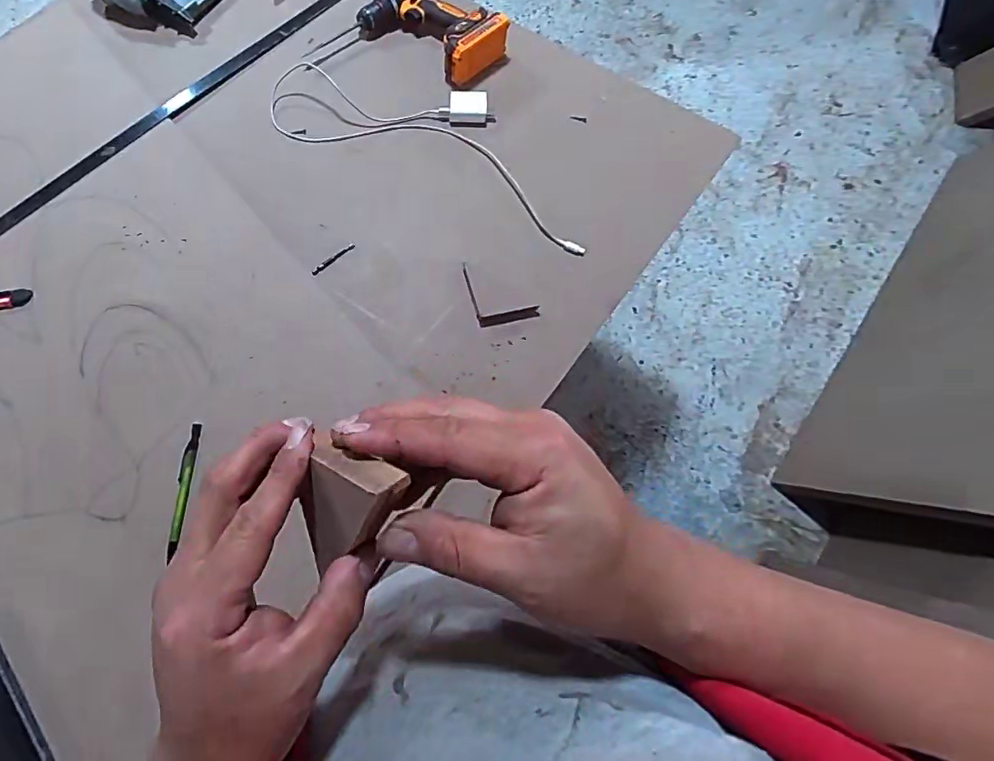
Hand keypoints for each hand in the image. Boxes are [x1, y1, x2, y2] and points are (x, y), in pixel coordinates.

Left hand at [151, 418, 373, 760]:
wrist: (200, 758)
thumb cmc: (250, 721)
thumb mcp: (300, 675)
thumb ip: (334, 613)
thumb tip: (362, 553)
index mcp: (204, 604)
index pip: (248, 524)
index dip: (279, 477)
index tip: (304, 438)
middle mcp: (180, 578)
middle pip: (215, 495)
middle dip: (253, 451)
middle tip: (293, 425)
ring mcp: (175, 575)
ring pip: (208, 502)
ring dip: (246, 464)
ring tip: (284, 440)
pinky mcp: (182, 577)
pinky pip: (210, 519)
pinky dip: (240, 489)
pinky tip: (265, 478)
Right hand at [333, 398, 671, 643]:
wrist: (652, 578)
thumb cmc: (592, 582)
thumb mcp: (519, 575)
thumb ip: (450, 547)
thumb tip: (384, 535)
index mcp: (531, 451)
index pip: (447, 434)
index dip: (391, 434)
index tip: (345, 434)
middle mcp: (528, 424)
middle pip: (446, 412)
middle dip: (391, 420)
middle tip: (341, 432)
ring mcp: (529, 426)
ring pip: (454, 413)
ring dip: (406, 424)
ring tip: (361, 438)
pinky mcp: (525, 438)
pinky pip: (467, 427)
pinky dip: (429, 436)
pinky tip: (403, 450)